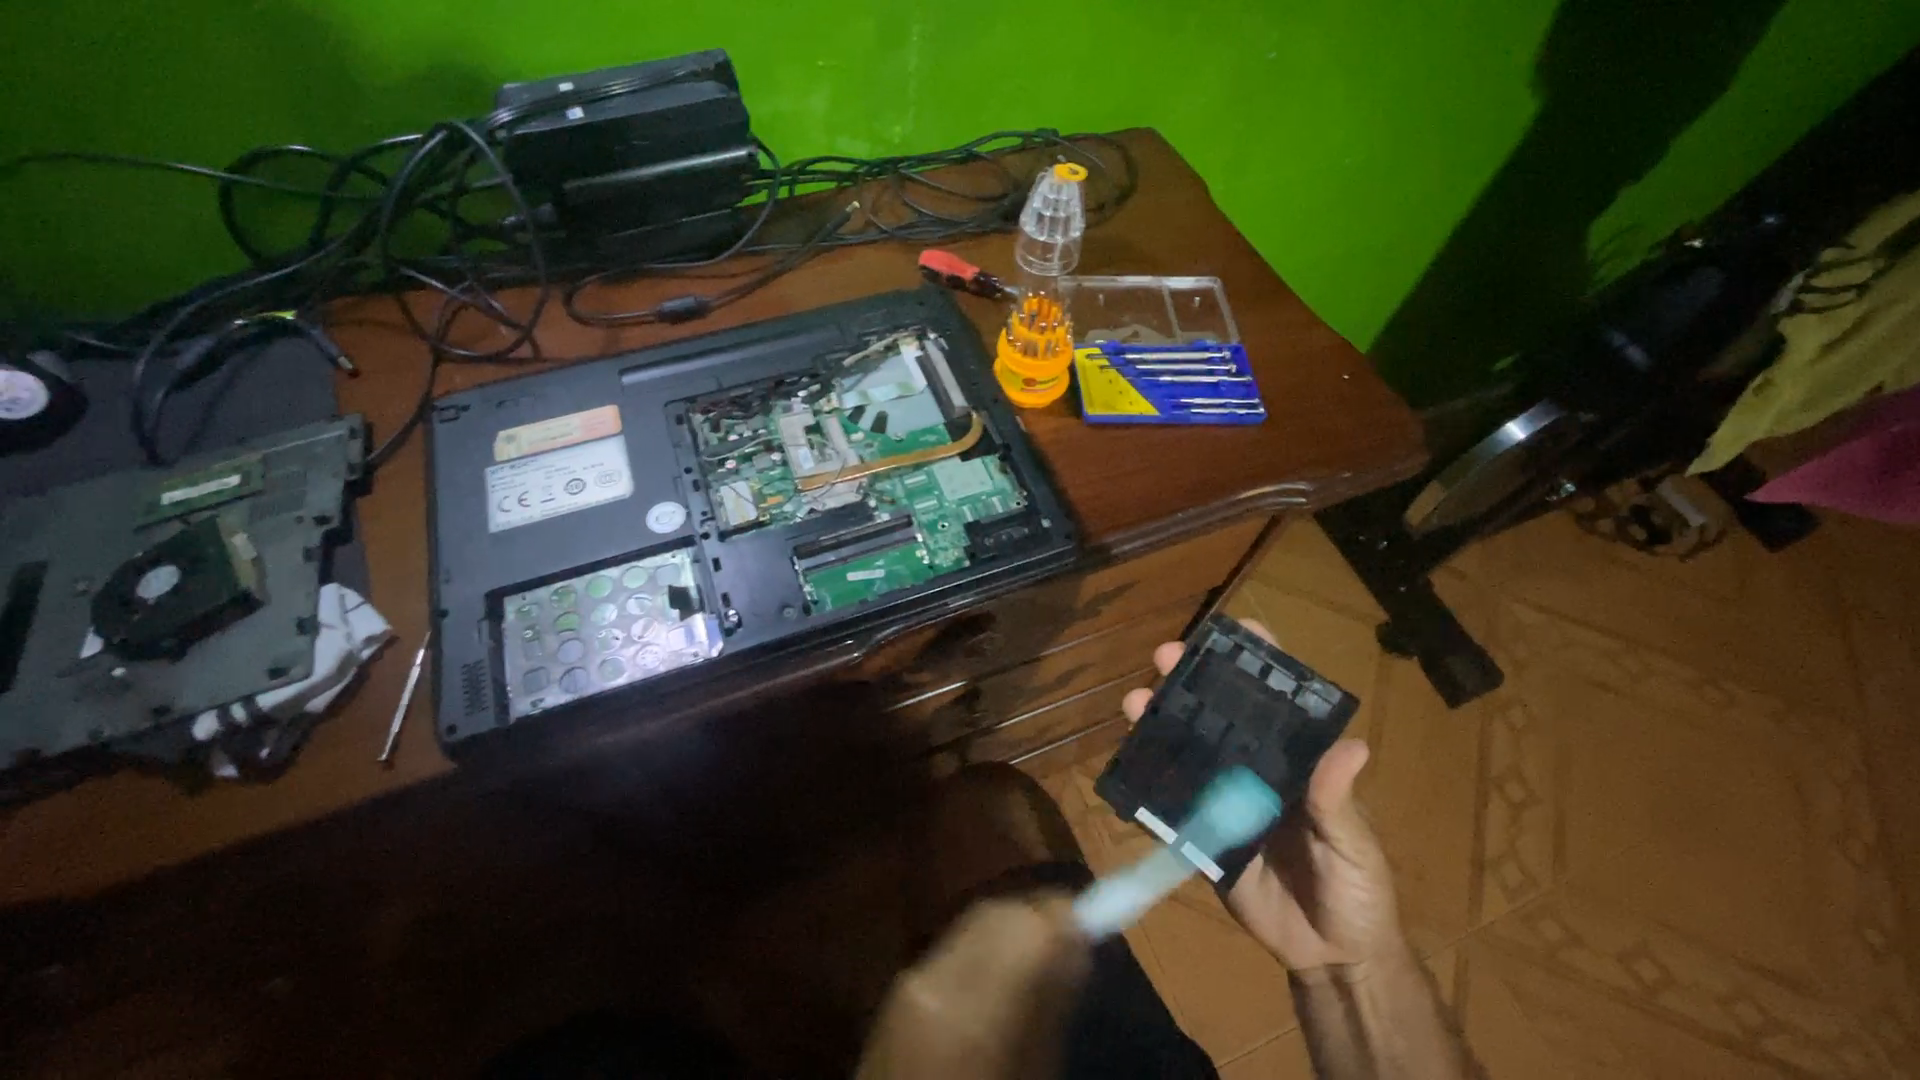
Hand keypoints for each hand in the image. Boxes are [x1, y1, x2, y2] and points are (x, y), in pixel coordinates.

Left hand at [856, 894, 1090, 1078]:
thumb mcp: (1036, 1072)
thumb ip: (1052, 1004)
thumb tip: (1076, 940)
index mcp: (973, 1012)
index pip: (1026, 924)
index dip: (1062, 912)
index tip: (1092, 919)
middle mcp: (935, 978)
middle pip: (996, 913)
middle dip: (1036, 915)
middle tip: (1070, 936)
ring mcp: (910, 977)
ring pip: (974, 920)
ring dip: (1010, 926)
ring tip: (1037, 952)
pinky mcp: (901, 982)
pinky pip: (954, 943)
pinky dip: (983, 943)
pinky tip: (1000, 968)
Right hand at [1121, 620, 1404, 972]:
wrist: (1329, 953)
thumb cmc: (1358, 890)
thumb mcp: (1355, 844)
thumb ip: (1339, 801)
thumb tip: (1353, 747)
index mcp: (1298, 765)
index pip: (1280, 705)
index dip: (1262, 664)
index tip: (1241, 627)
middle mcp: (1257, 772)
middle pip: (1221, 719)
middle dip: (1193, 683)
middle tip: (1166, 657)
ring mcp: (1225, 802)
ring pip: (1188, 753)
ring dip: (1160, 723)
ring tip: (1134, 701)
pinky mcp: (1202, 837)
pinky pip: (1170, 807)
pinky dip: (1148, 784)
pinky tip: (1126, 758)